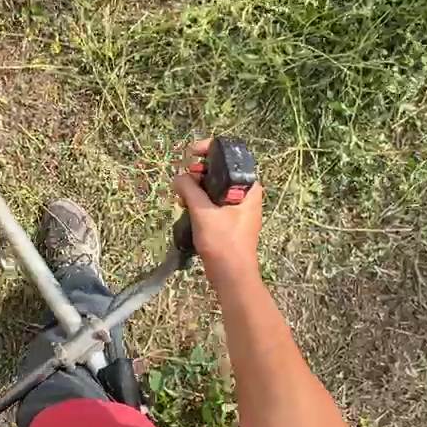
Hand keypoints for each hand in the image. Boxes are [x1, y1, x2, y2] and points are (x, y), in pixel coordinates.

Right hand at [172, 138, 263, 277]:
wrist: (232, 276)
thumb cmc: (222, 242)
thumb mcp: (202, 212)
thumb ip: (189, 189)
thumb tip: (179, 177)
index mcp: (248, 186)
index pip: (228, 157)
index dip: (207, 150)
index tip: (189, 153)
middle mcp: (246, 193)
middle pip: (219, 171)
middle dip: (198, 174)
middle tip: (183, 182)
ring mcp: (239, 207)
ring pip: (214, 187)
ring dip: (196, 190)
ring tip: (183, 199)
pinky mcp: (231, 219)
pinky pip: (214, 201)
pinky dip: (200, 202)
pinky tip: (188, 210)